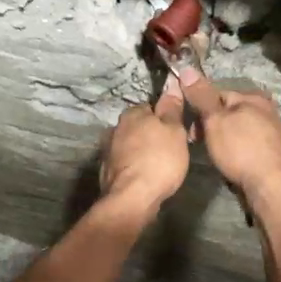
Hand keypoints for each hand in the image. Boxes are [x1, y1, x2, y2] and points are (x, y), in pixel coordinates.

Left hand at [101, 82, 189, 210]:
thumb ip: (172, 108)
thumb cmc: (159, 160)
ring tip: (156, 165)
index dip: (163, 118)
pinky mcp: (105, 171)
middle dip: (149, 135)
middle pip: (137, 126)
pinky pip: (123, 163)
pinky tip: (142, 176)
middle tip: (168, 149)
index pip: (149, 107)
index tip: (174, 130)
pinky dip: (132, 166)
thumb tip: (171, 83)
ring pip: (128, 145)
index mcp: (131, 114)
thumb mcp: (174, 131)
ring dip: (139, 151)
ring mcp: (107, 150)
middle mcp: (114, 128)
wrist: (131, 198)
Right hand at [176, 69, 280, 205]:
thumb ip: (201, 96)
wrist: (269, 187)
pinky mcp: (271, 152)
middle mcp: (266, 110)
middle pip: (226, 112)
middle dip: (209, 126)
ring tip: (213, 155)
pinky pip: (245, 144)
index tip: (191, 129)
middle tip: (199, 144)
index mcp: (253, 97)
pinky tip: (229, 162)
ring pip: (235, 129)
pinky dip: (234, 150)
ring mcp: (271, 132)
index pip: (217, 94)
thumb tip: (187, 68)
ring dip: (220, 139)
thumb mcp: (215, 120)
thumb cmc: (240, 150)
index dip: (199, 109)